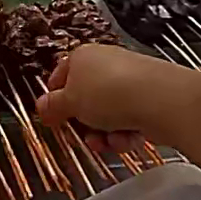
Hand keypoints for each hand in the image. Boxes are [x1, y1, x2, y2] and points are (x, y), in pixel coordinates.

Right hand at [36, 44, 200, 153]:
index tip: (52, 118)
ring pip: (107, 113)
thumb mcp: (71, 102)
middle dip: (84, 123)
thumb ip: (53, 106)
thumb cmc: (106, 94)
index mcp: (82, 56)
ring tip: (107, 143)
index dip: (55, 98)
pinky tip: (127, 139)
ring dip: (104, 134)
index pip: (61, 75)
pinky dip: (125, 133)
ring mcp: (129, 79)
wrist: (159, 99)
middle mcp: (106, 63)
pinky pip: (128, 119)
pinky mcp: (148, 97)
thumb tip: (40, 106)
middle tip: (84, 136)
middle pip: (86, 98)